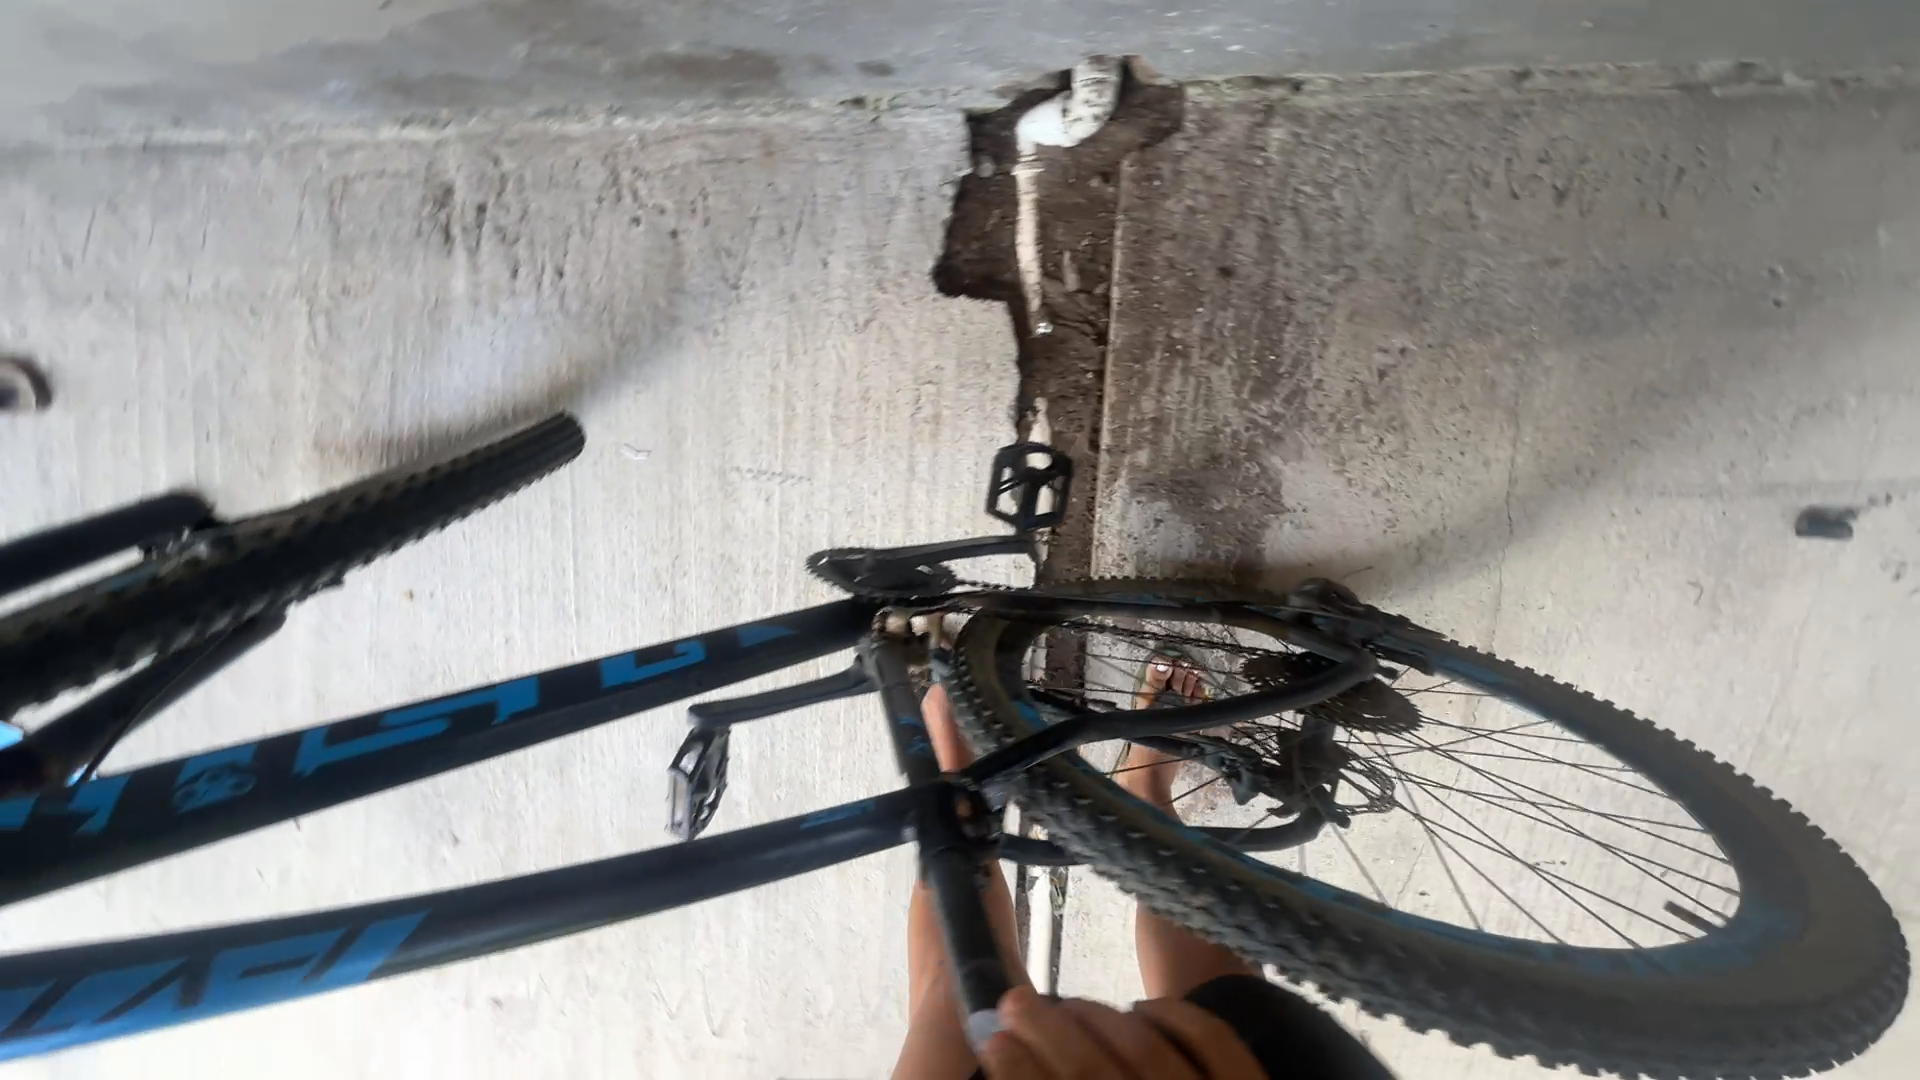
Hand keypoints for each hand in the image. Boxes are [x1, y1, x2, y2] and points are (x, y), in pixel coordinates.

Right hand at [981, 986, 1265, 1078]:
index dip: (1018, 1071)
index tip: (993, 1039)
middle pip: (1092, 1077)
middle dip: (1045, 1030)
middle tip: (1013, 1001)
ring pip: (1145, 1049)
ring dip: (1097, 1015)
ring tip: (1068, 1004)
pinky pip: (1214, 1040)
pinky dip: (1174, 1014)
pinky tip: (1141, 1007)